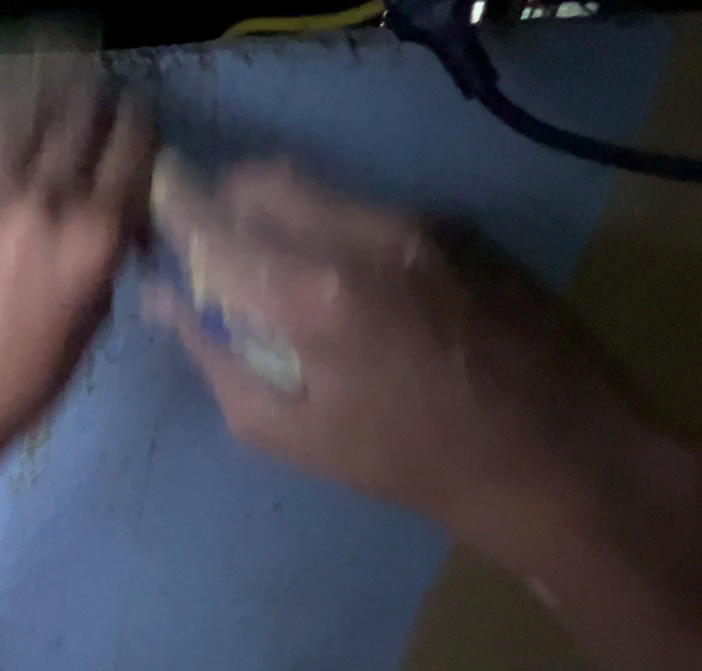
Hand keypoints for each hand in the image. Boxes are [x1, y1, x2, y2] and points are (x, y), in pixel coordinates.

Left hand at [0, 55, 155, 478]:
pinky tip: (5, 143)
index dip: (140, 126)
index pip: (134, 143)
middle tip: (92, 113)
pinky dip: (1, 137)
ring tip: (49, 111)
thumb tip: (114, 220)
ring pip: (26, 118)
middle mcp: (45, 201)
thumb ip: (105, 260)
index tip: (134, 128)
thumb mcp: (89, 327)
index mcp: (94, 236)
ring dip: (46, 108)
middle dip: (95, 108)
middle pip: (82, 116)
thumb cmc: (22, 385)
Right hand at [145, 160, 646, 541]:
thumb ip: (213, 355)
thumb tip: (166, 301)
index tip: (151, 218)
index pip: (213, 230)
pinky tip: (340, 289)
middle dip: (220, 206)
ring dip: (274, 221)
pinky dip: (326, 233)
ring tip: (271, 278)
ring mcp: (418, 222)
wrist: (551, 449)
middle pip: (263, 183)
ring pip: (315, 191)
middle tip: (205, 252)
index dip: (172, 217)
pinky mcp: (456, 225)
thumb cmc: (395, 456)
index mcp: (311, 295)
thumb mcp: (278, 427)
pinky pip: (362, 209)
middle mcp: (364, 235)